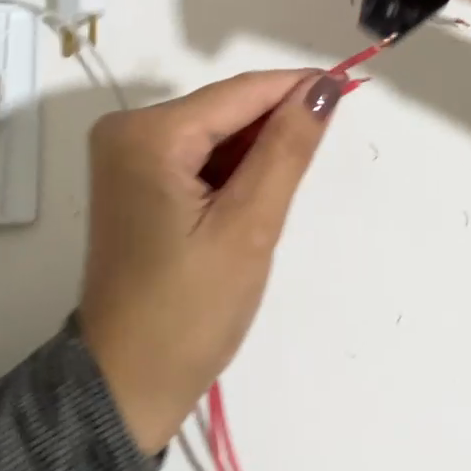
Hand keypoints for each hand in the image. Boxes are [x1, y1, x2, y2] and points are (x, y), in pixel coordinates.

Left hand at [79, 69, 343, 453]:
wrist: (126, 385)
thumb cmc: (189, 311)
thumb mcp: (248, 227)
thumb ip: (287, 149)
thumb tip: (321, 87)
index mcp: (147, 134)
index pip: (237, 93)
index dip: (295, 86)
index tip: (346, 86)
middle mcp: (126, 129)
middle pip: (222, 109)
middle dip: (273, 126)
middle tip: (320, 153)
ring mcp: (125, 154)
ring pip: (212, 131)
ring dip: (253, 152)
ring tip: (277, 195)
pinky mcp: (132, 178)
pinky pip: (194, 155)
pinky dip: (229, 170)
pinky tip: (249, 198)